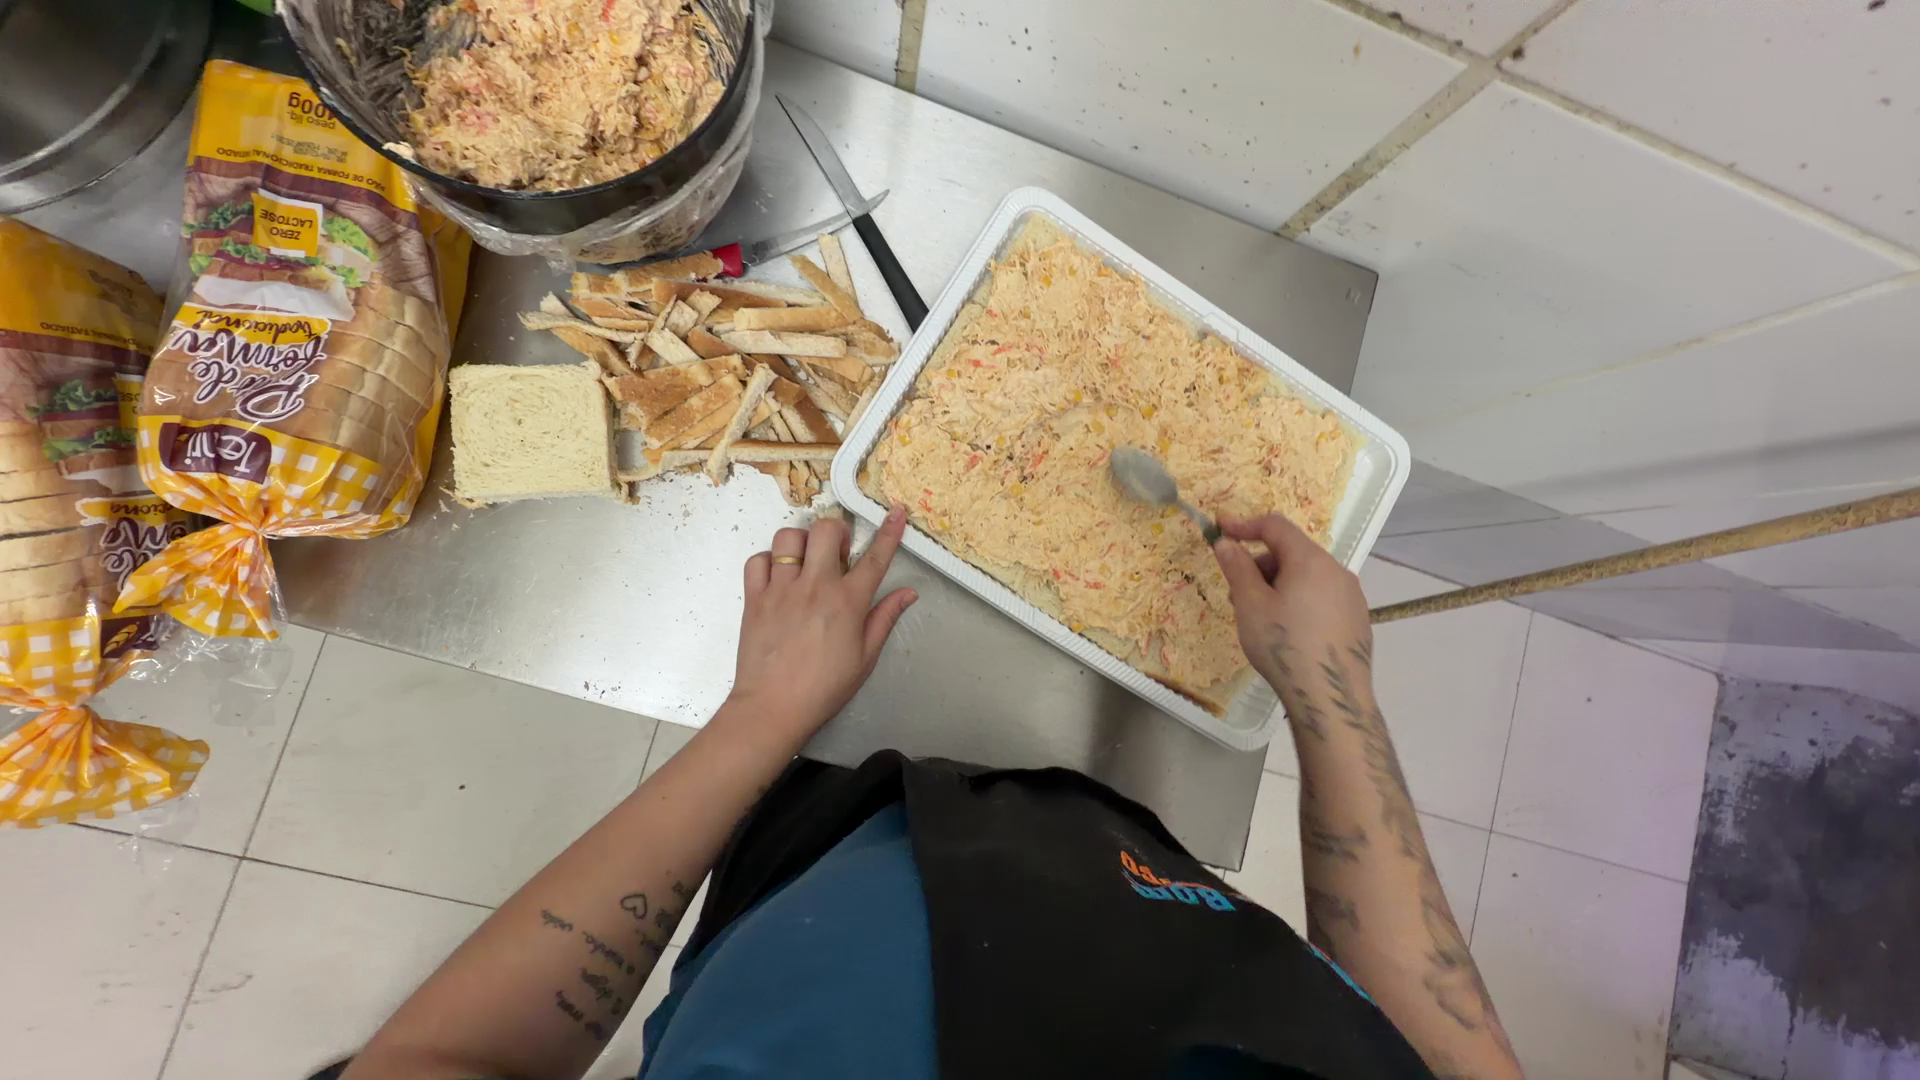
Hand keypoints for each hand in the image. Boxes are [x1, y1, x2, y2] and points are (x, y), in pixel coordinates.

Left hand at [725, 505, 916, 741]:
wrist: (773, 708)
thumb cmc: (825, 687)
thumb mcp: (866, 657)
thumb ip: (885, 619)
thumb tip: (908, 593)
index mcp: (848, 602)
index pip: (875, 557)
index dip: (889, 531)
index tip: (895, 511)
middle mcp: (815, 586)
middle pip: (827, 530)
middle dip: (837, 531)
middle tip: (838, 554)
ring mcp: (781, 589)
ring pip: (789, 537)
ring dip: (802, 543)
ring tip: (806, 562)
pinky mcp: (754, 598)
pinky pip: (758, 560)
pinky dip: (769, 561)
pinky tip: (778, 578)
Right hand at [1211, 513, 1371, 699]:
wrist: (1330, 696)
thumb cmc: (1284, 645)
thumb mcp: (1250, 604)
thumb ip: (1237, 567)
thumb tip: (1226, 542)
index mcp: (1311, 561)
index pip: (1275, 526)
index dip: (1244, 524)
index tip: (1220, 530)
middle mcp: (1337, 571)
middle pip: (1291, 552)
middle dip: (1259, 564)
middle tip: (1237, 594)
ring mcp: (1351, 596)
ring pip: (1306, 576)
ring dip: (1277, 584)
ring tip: (1260, 618)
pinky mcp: (1357, 619)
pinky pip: (1320, 596)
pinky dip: (1298, 600)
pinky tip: (1287, 633)